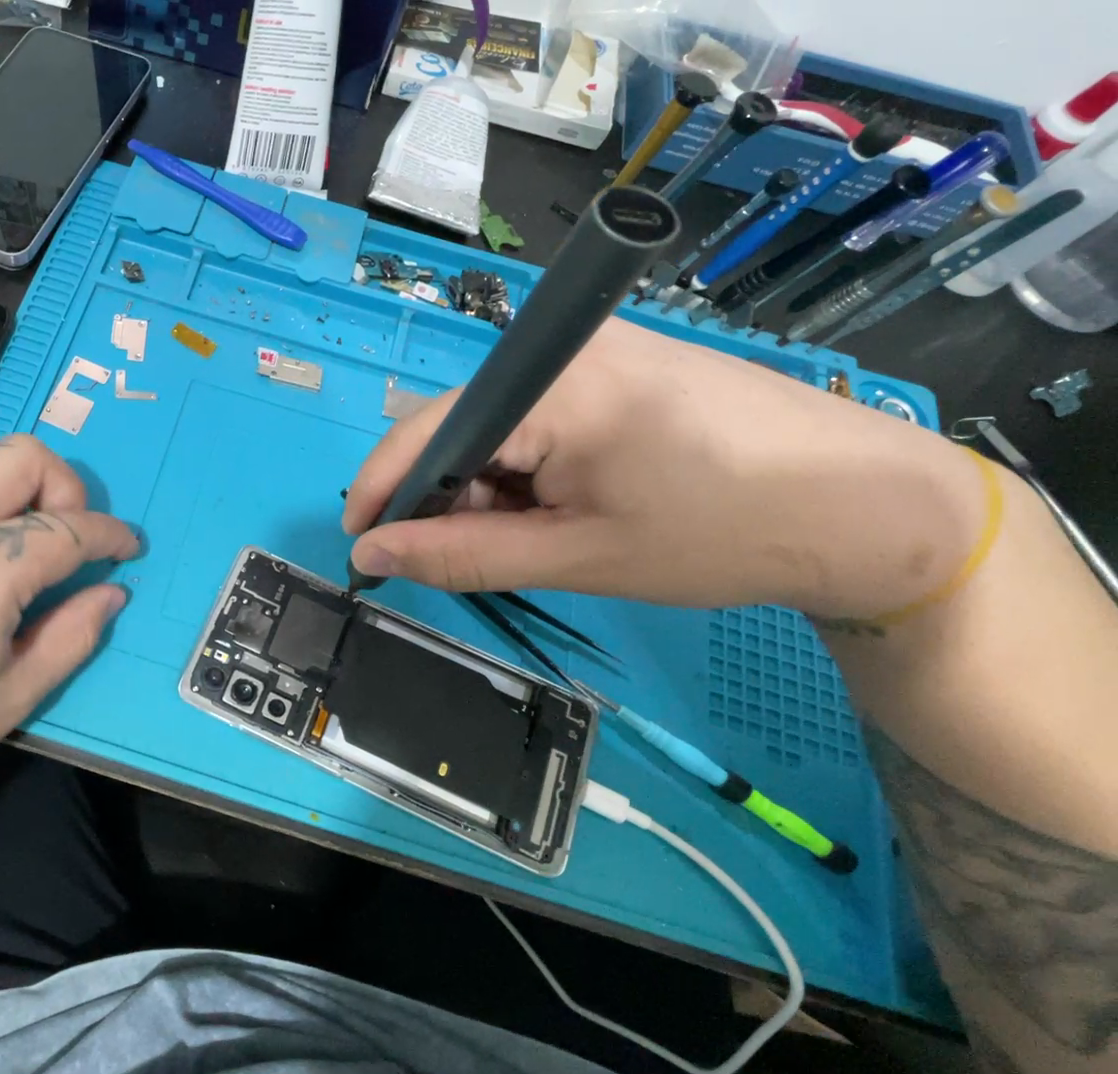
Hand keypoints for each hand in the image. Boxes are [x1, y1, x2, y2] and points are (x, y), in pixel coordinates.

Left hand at [0, 432, 138, 877]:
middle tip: (65, 537)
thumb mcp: (9, 700)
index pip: (68, 528)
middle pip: (23, 457)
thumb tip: (110, 594)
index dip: (110, 536)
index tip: (127, 548)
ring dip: (3, 473)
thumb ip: (71, 636)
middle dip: (64, 487)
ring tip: (7, 525)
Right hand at [343, 320, 991, 616]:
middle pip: (460, 422)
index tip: (366, 548)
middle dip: (448, 493)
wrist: (874, 508)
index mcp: (554, 386)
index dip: (384, 491)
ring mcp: (600, 348)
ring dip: (493, 483)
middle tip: (475, 556)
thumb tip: (368, 554)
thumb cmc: (721, 537)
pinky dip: (531, 465)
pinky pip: (541, 412)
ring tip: (542, 536)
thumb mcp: (576, 558)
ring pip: (499, 421)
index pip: (426, 430)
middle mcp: (567, 348)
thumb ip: (459, 555)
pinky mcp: (625, 360)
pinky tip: (569, 504)